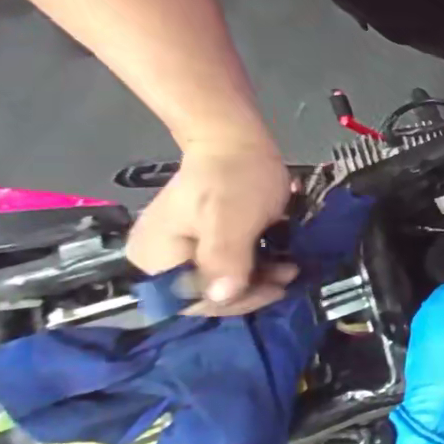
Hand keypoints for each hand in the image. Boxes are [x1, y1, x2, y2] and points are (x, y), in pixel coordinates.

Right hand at [125, 137, 296, 315]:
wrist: (236, 142)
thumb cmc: (233, 178)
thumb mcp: (230, 220)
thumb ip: (225, 258)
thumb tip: (222, 297)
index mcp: (154, 258)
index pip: (193, 302)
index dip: (237, 301)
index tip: (275, 289)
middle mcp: (158, 261)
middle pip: (208, 295)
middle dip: (252, 289)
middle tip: (289, 275)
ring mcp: (178, 252)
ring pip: (221, 283)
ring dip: (258, 279)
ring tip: (289, 267)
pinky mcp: (200, 243)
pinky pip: (225, 268)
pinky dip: (253, 267)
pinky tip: (277, 260)